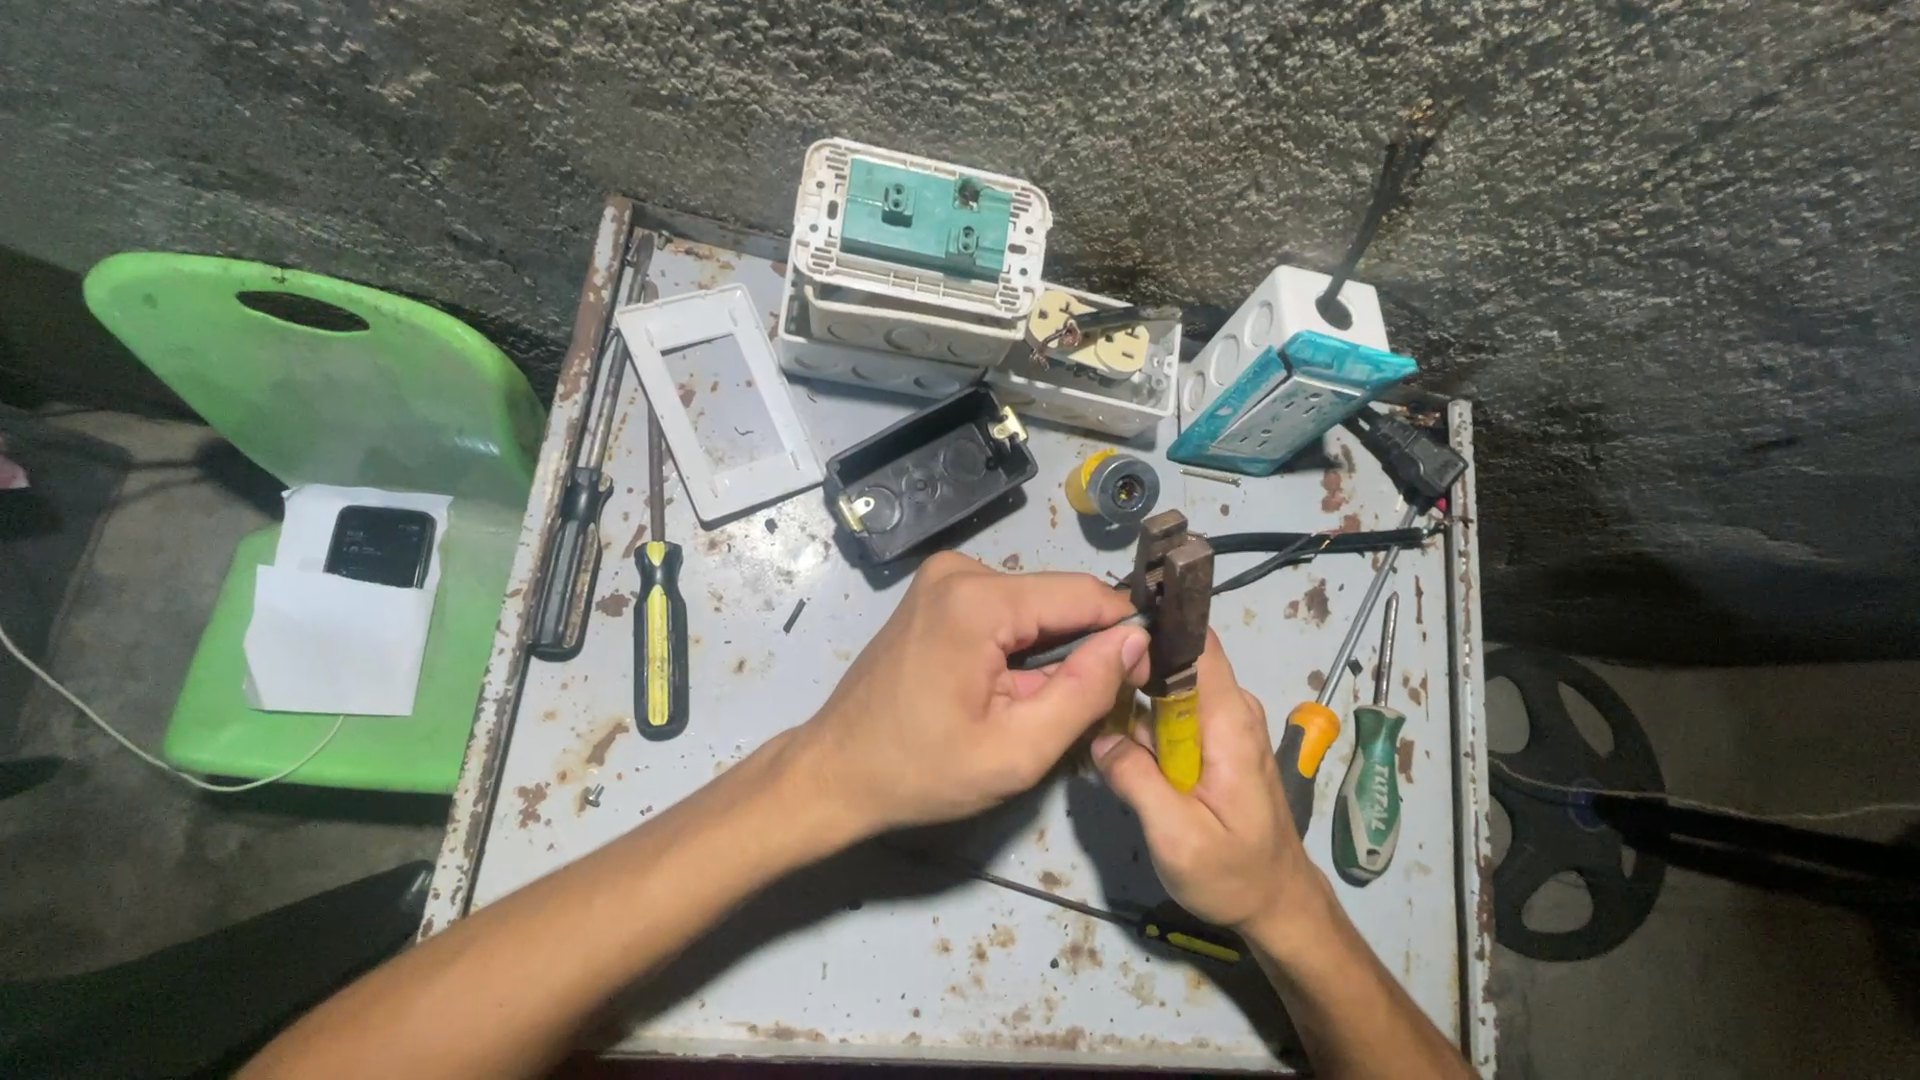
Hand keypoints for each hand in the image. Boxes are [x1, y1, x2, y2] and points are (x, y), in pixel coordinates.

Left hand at [794, 552, 1148, 837]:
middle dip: (1087, 645)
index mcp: (977, 599)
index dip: (1125, 631)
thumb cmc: (922, 771)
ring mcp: (943, 578)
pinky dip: (1023, 645)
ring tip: (1048, 702)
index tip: (1148, 672)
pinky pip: (1005, 610)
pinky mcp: (937, 594)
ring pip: (1035, 606)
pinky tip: (1015, 687)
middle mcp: (959, 570)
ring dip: (1054, 650)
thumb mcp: (1017, 749)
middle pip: (1057, 599)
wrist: (837, 771)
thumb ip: (1085, 690)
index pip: (1084, 594)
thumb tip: (1135, 639)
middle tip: (1100, 701)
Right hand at [1091, 631, 1321, 931]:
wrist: (1277, 906)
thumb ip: (1136, 780)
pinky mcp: (1213, 741)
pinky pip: (1171, 714)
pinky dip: (1143, 725)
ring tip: (1094, 721)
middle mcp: (1231, 710)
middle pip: (1174, 662)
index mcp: (1229, 722)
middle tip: (1084, 694)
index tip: (1106, 639)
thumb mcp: (1177, 837)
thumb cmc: (1235, 874)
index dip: (1155, 630)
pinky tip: (1119, 747)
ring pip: (1167, 689)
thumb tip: (1099, 736)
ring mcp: (1223, 725)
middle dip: (1129, 670)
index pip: (1199, 644)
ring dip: (1131, 702)